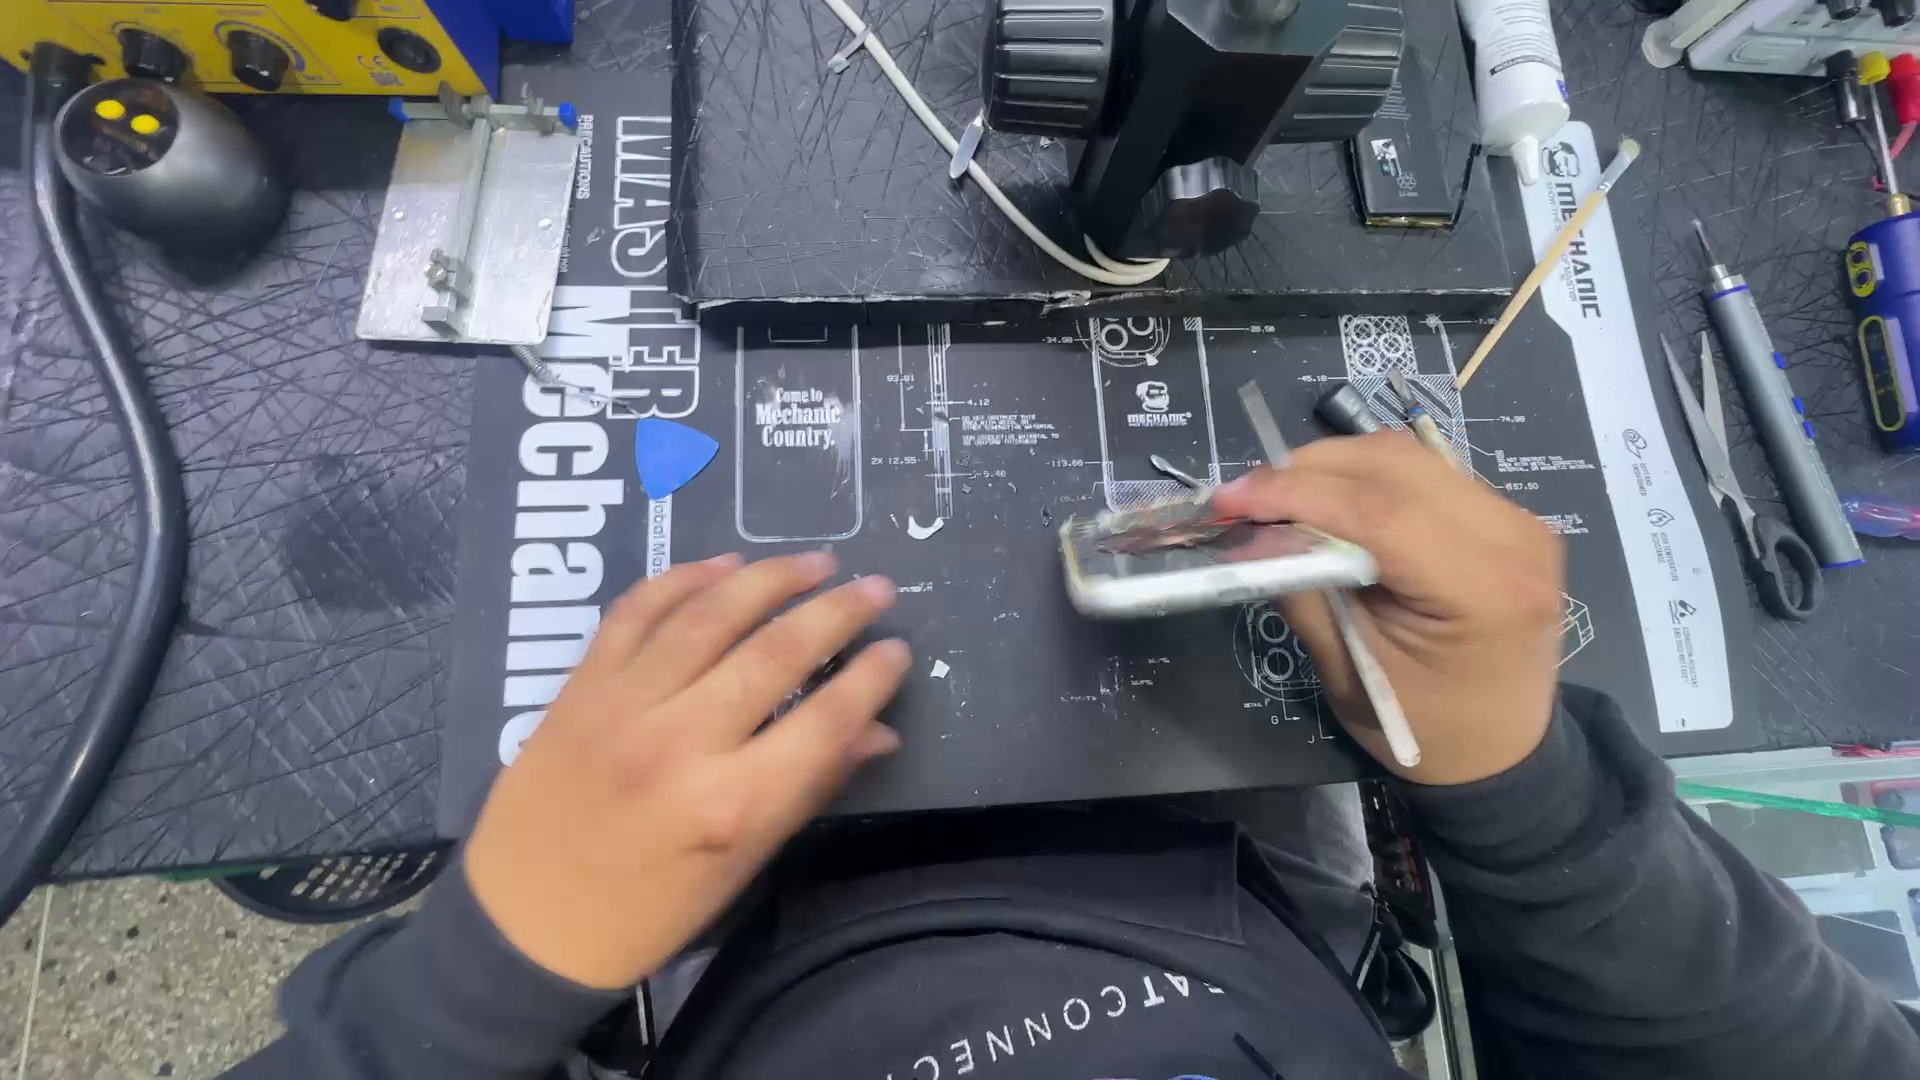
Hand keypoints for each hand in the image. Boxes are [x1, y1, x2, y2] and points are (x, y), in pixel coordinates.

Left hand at [462, 552, 908, 988]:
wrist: (521, 929)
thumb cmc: (650, 911)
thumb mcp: (745, 864)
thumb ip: (814, 786)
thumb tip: (879, 731)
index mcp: (731, 805)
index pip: (825, 721)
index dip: (872, 678)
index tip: (898, 648)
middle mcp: (680, 743)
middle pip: (776, 653)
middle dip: (838, 611)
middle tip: (876, 586)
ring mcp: (622, 706)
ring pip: (709, 615)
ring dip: (771, 578)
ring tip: (816, 561)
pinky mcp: (579, 686)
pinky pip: (636, 611)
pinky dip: (684, 578)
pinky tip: (725, 564)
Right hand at [1212, 433, 1564, 785]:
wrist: (1499, 749)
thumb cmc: (1421, 725)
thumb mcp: (1346, 668)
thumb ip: (1301, 591)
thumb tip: (1249, 536)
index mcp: (1485, 589)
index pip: (1379, 512)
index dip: (1295, 494)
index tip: (1230, 500)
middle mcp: (1512, 536)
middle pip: (1391, 465)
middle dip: (1303, 470)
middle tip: (1243, 498)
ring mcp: (1513, 518)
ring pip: (1403, 455)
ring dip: (1329, 467)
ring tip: (1276, 498)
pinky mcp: (1499, 514)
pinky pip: (1417, 470)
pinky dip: (1358, 476)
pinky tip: (1323, 501)